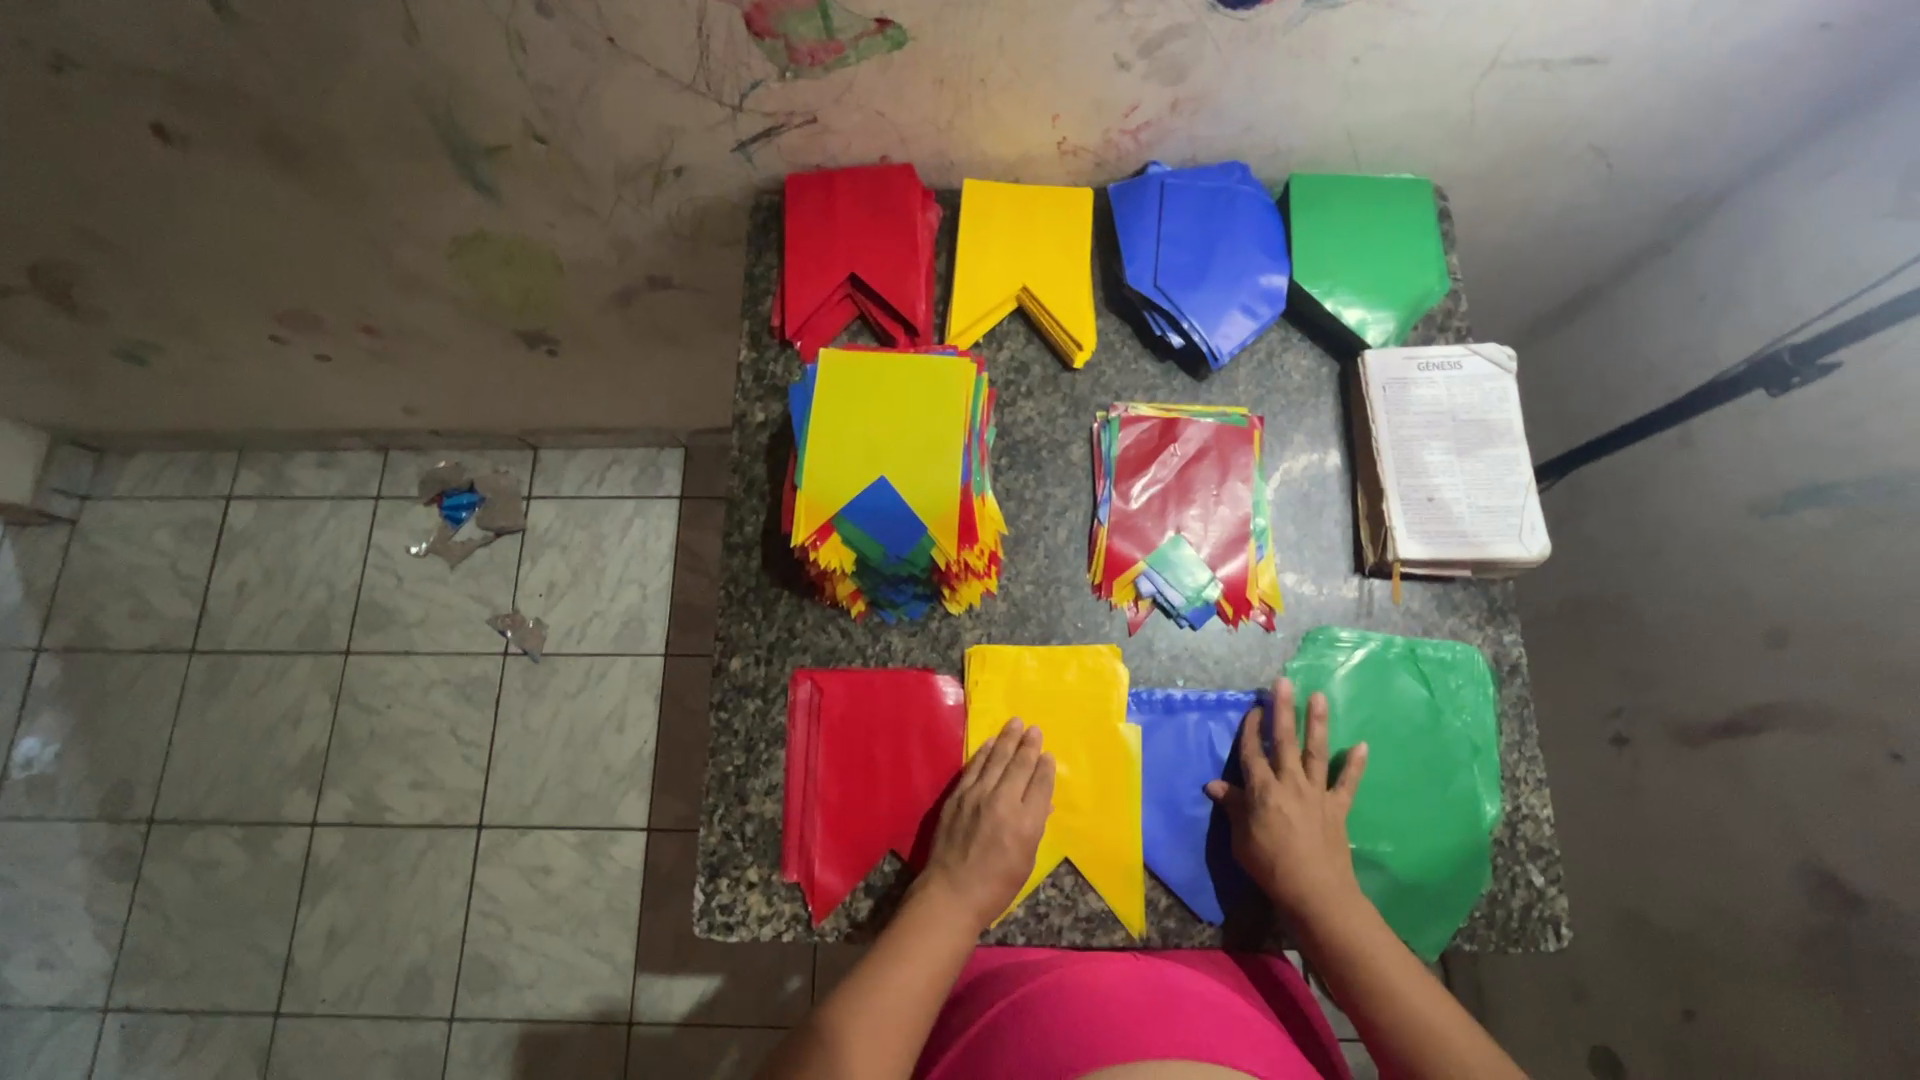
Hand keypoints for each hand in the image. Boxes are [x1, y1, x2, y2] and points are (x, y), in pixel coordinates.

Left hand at [913, 718, 1054, 933]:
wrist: (952, 893)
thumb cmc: (996, 886)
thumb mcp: (1027, 861)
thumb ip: (1034, 827)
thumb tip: (1043, 804)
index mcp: (1026, 822)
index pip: (1040, 784)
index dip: (1045, 767)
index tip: (1048, 754)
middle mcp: (1003, 802)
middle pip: (1019, 766)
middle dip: (1028, 745)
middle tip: (1034, 729)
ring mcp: (977, 796)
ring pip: (995, 760)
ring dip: (1007, 740)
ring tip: (1015, 724)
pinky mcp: (957, 797)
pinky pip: (974, 768)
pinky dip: (984, 754)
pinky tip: (990, 744)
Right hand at [1205, 677, 1368, 925]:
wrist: (1315, 892)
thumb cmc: (1270, 866)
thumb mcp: (1240, 839)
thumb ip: (1233, 807)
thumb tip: (1215, 785)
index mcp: (1261, 790)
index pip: (1251, 752)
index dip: (1250, 729)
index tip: (1253, 708)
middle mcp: (1289, 783)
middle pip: (1283, 740)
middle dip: (1282, 709)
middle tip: (1283, 682)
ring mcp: (1316, 793)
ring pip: (1315, 752)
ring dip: (1317, 723)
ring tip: (1319, 697)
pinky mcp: (1337, 808)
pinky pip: (1347, 783)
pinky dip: (1355, 765)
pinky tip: (1363, 745)